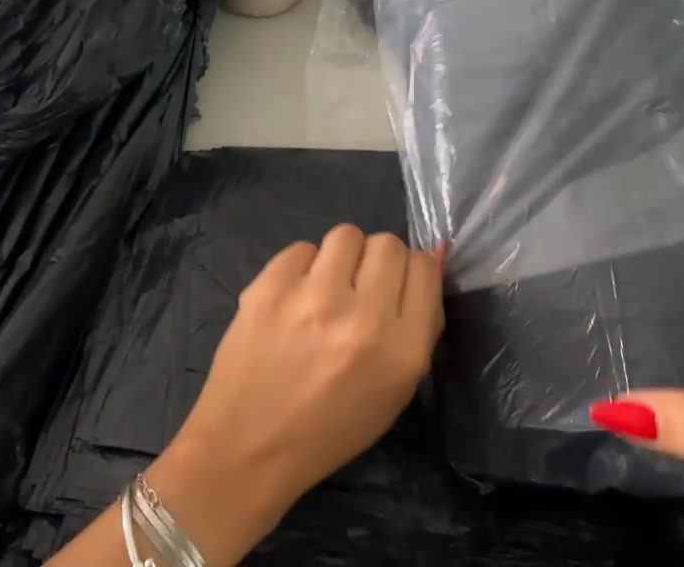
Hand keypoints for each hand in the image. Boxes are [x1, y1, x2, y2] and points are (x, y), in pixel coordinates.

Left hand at [90, 225, 441, 566]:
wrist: (248, 450)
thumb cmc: (331, 427)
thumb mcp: (395, 389)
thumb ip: (422, 321)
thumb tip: (435, 252)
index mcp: (402, 350)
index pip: (424, 268)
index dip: (411, 274)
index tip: (394, 290)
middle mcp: (363, 318)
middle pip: (388, 244)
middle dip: (377, 263)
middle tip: (358, 291)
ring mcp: (313, 298)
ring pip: (347, 235)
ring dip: (342, 258)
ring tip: (325, 289)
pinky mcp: (269, 288)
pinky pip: (301, 248)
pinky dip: (302, 269)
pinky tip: (292, 300)